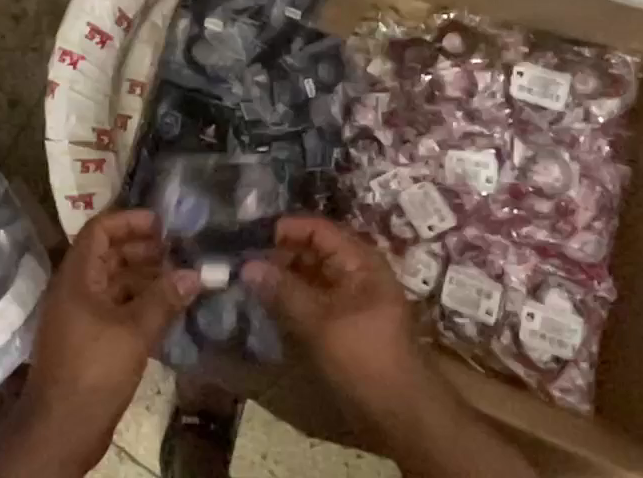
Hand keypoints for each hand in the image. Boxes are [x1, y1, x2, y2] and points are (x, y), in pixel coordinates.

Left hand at [0, 210, 196, 476]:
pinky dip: (139, 304)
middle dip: (142, 250)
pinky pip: (115, 309)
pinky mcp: (88, 340)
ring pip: (114, 283)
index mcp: (76, 276)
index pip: (99, 230)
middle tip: (179, 251)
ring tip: (181, 278)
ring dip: (144, 278)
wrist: (60, 429)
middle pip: (108, 255)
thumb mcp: (133, 331)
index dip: (129, 221)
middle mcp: (74, 289)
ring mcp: (80, 316)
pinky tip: (167, 310)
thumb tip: (194, 274)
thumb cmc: (93, 369)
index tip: (162, 223)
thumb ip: (163, 299)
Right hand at [241, 216, 426, 406]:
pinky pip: (310, 298)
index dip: (284, 229)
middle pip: (311, 250)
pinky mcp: (340, 321)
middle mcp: (354, 272)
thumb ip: (283, 290)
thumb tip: (246, 266)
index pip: (317, 229)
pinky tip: (264, 303)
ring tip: (246, 281)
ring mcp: (348, 297)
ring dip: (280, 277)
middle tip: (241, 263)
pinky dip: (289, 298)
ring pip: (308, 275)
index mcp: (359, 261)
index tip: (248, 238)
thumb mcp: (320, 322)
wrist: (401, 413)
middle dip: (277, 254)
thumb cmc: (365, 357)